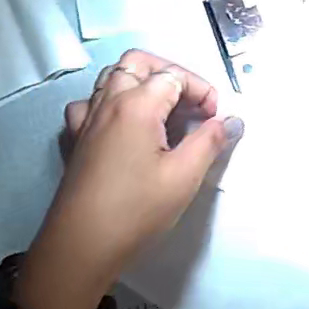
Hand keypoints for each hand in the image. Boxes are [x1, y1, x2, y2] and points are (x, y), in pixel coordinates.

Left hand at [18, 50, 241, 308]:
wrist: (82, 246)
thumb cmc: (137, 210)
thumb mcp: (184, 177)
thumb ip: (210, 141)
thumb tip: (233, 120)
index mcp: (136, 106)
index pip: (174, 76)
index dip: (202, 91)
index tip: (215, 119)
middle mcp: (107, 103)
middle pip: (137, 63)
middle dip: (170, 73)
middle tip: (191, 103)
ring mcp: (86, 120)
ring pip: (112, 78)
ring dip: (141, 84)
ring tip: (164, 112)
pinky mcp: (76, 140)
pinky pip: (90, 104)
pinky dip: (111, 104)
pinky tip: (124, 127)